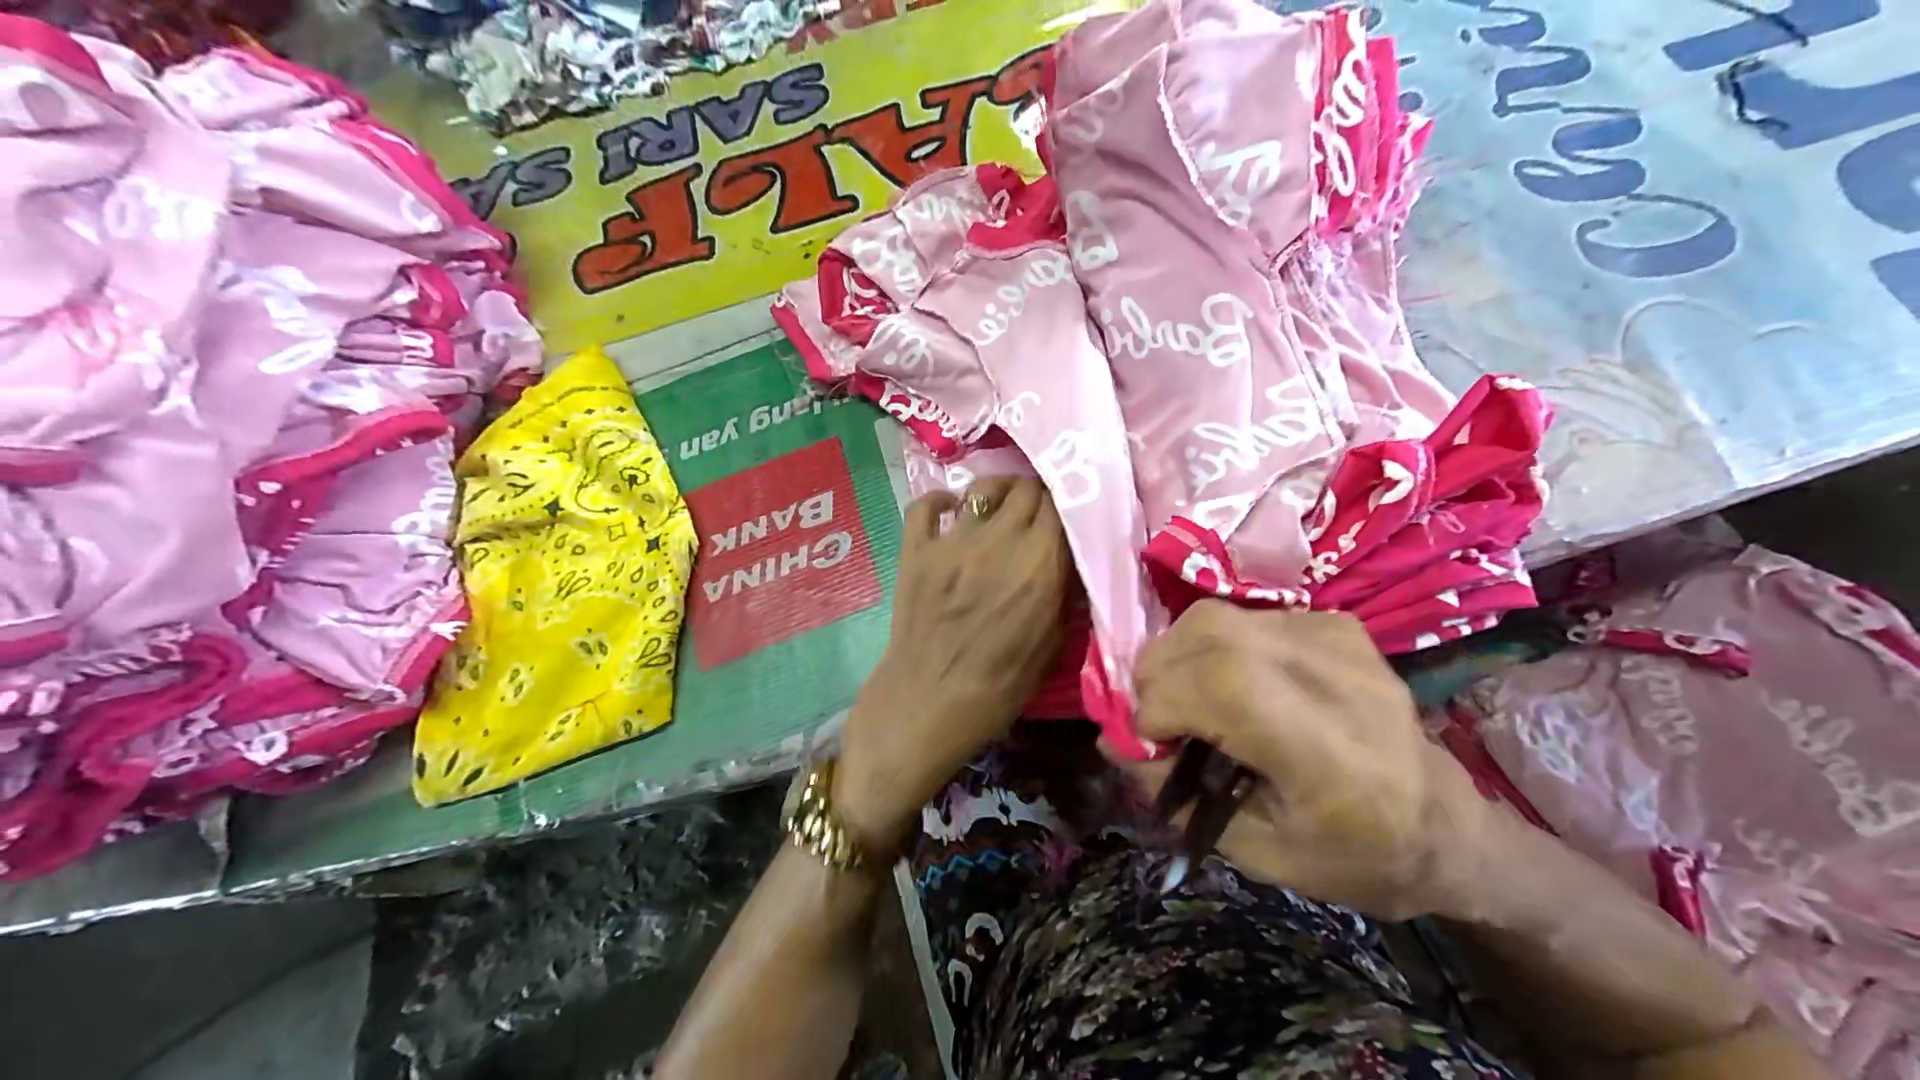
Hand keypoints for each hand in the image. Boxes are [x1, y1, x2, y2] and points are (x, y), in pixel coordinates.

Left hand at [834, 477, 1070, 857]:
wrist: (928, 703)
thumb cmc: (998, 687)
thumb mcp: (1052, 646)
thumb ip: (1063, 595)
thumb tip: (1067, 562)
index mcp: (1039, 565)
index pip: (1060, 504)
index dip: (1066, 505)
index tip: (1066, 515)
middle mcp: (998, 542)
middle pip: (1026, 489)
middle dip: (1036, 496)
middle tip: (1036, 515)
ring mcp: (951, 542)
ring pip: (982, 488)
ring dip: (997, 493)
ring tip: (999, 508)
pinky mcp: (916, 549)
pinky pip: (925, 505)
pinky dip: (940, 501)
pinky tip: (950, 510)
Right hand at [1131, 601, 1496, 918]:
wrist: (1447, 827)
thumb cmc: (1354, 856)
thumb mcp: (1257, 852)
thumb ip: (1176, 794)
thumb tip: (1111, 741)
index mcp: (1328, 752)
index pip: (1222, 684)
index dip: (1162, 706)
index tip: (1150, 745)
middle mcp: (1335, 677)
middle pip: (1209, 634)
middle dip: (1156, 674)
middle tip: (1156, 718)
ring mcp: (1336, 639)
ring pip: (1214, 616)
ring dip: (1175, 654)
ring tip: (1183, 699)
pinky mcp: (1334, 622)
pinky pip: (1239, 617)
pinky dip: (1209, 647)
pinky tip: (1227, 683)